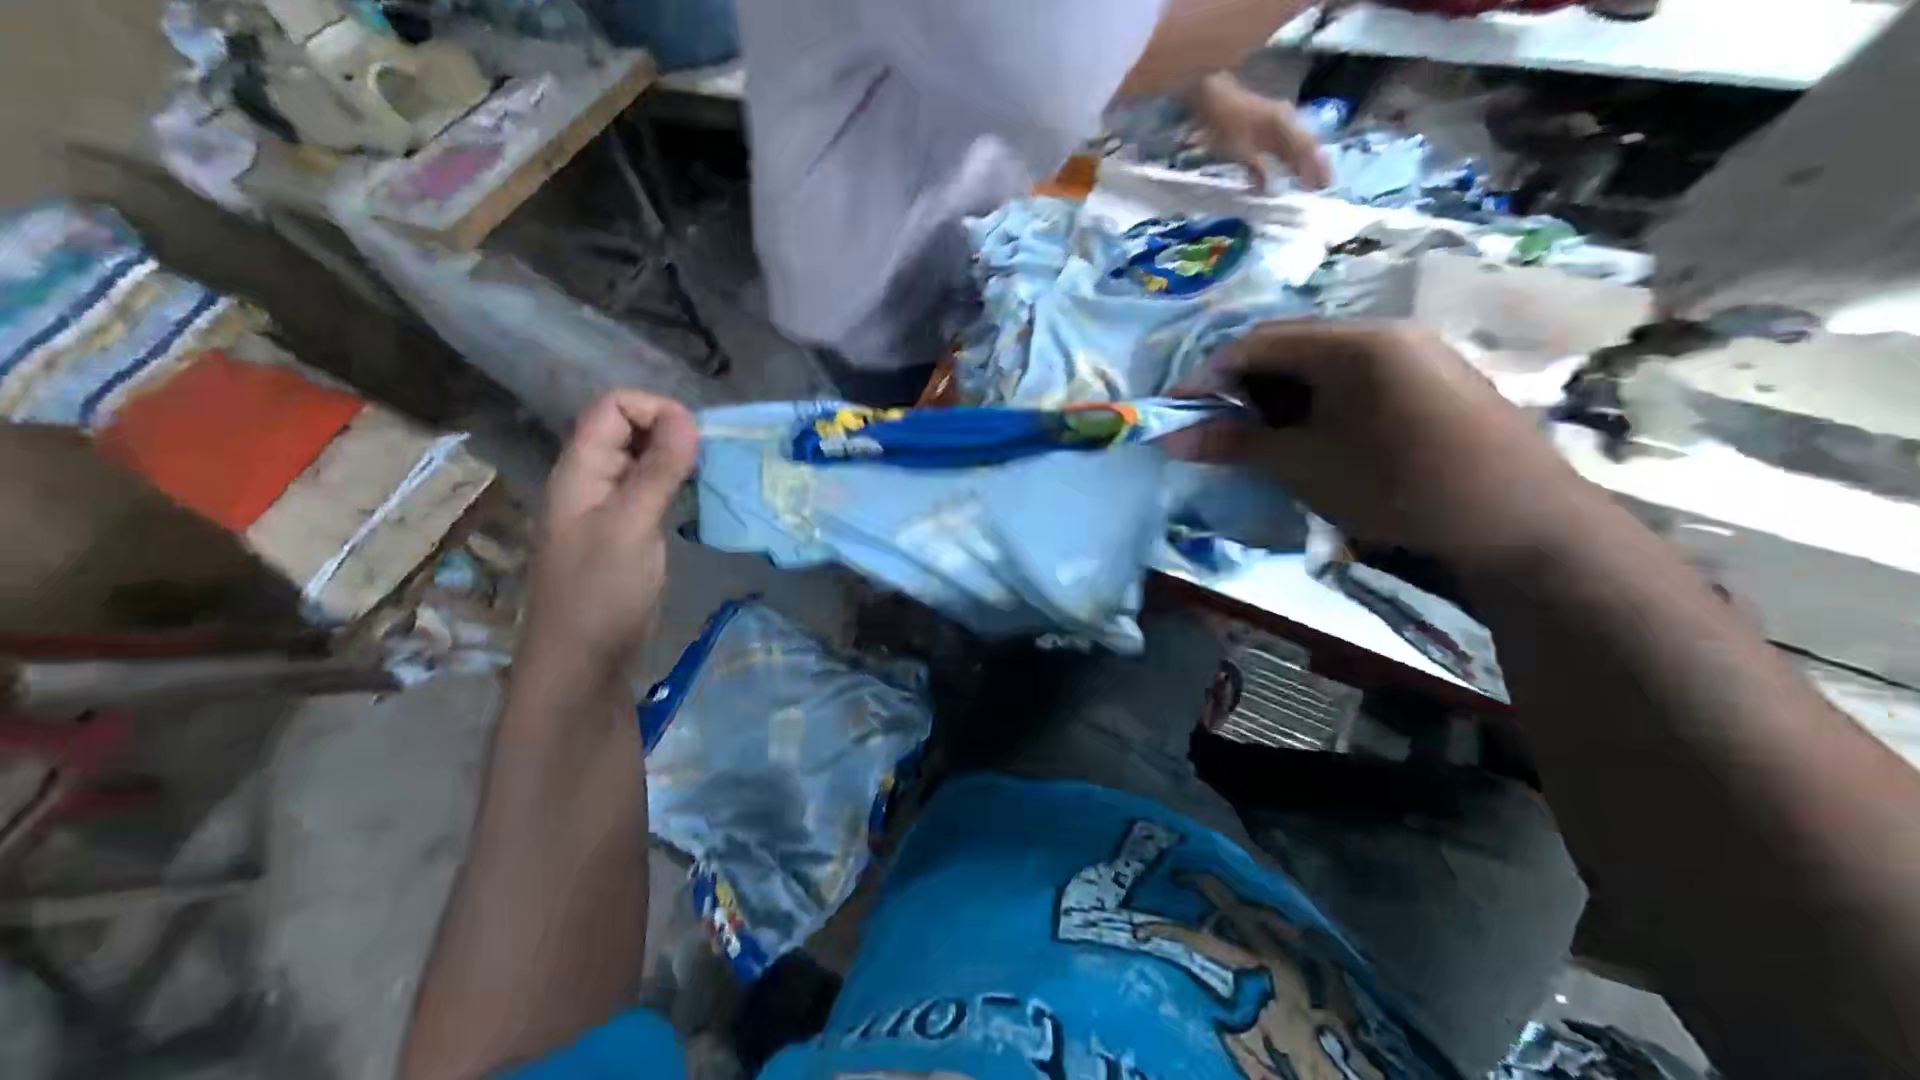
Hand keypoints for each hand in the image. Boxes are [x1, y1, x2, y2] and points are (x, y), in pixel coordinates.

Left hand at [520, 390, 697, 678]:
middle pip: (627, 429)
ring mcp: (608, 508)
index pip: (612, 407)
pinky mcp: (627, 533)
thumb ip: (657, 470)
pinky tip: (698, 501)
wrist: (583, 662)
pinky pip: (650, 492)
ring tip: (711, 477)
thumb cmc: (602, 593)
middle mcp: (591, 481)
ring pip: (642, 461)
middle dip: (671, 432)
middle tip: (709, 460)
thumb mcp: (632, 525)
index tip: (695, 439)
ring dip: (677, 460)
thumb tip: (687, 417)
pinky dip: (676, 486)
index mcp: (580, 470)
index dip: (654, 409)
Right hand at [1168, 321, 1603, 574]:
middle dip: (1243, 385)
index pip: (1255, 343)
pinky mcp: (1432, 377)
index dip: (1209, 377)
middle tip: (1219, 429)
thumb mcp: (1303, 466)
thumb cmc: (1397, 486)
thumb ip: (1234, 445)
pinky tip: (1315, 435)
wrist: (1519, 520)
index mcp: (1350, 342)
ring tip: (1264, 437)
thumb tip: (1171, 439)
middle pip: (1289, 345)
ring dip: (1281, 393)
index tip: (1181, 414)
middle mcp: (1383, 331)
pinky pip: (1357, 375)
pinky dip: (1319, 399)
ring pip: (1323, 360)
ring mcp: (1414, 351)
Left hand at [1191, 73, 1331, 192]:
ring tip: (1316, 181)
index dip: (1313, 168)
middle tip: (1325, 186)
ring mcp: (1281, 121)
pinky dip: (1295, 157)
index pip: (1305, 149)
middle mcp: (1288, 121)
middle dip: (1317, 166)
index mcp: (1283, 125)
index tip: (1319, 186)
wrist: (1217, 98)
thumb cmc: (1226, 125)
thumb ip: (1255, 169)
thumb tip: (1266, 188)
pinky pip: (1290, 143)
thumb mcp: (1238, 150)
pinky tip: (1296, 170)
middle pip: (1308, 146)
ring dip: (1308, 162)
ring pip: (1301, 144)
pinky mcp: (1273, 125)